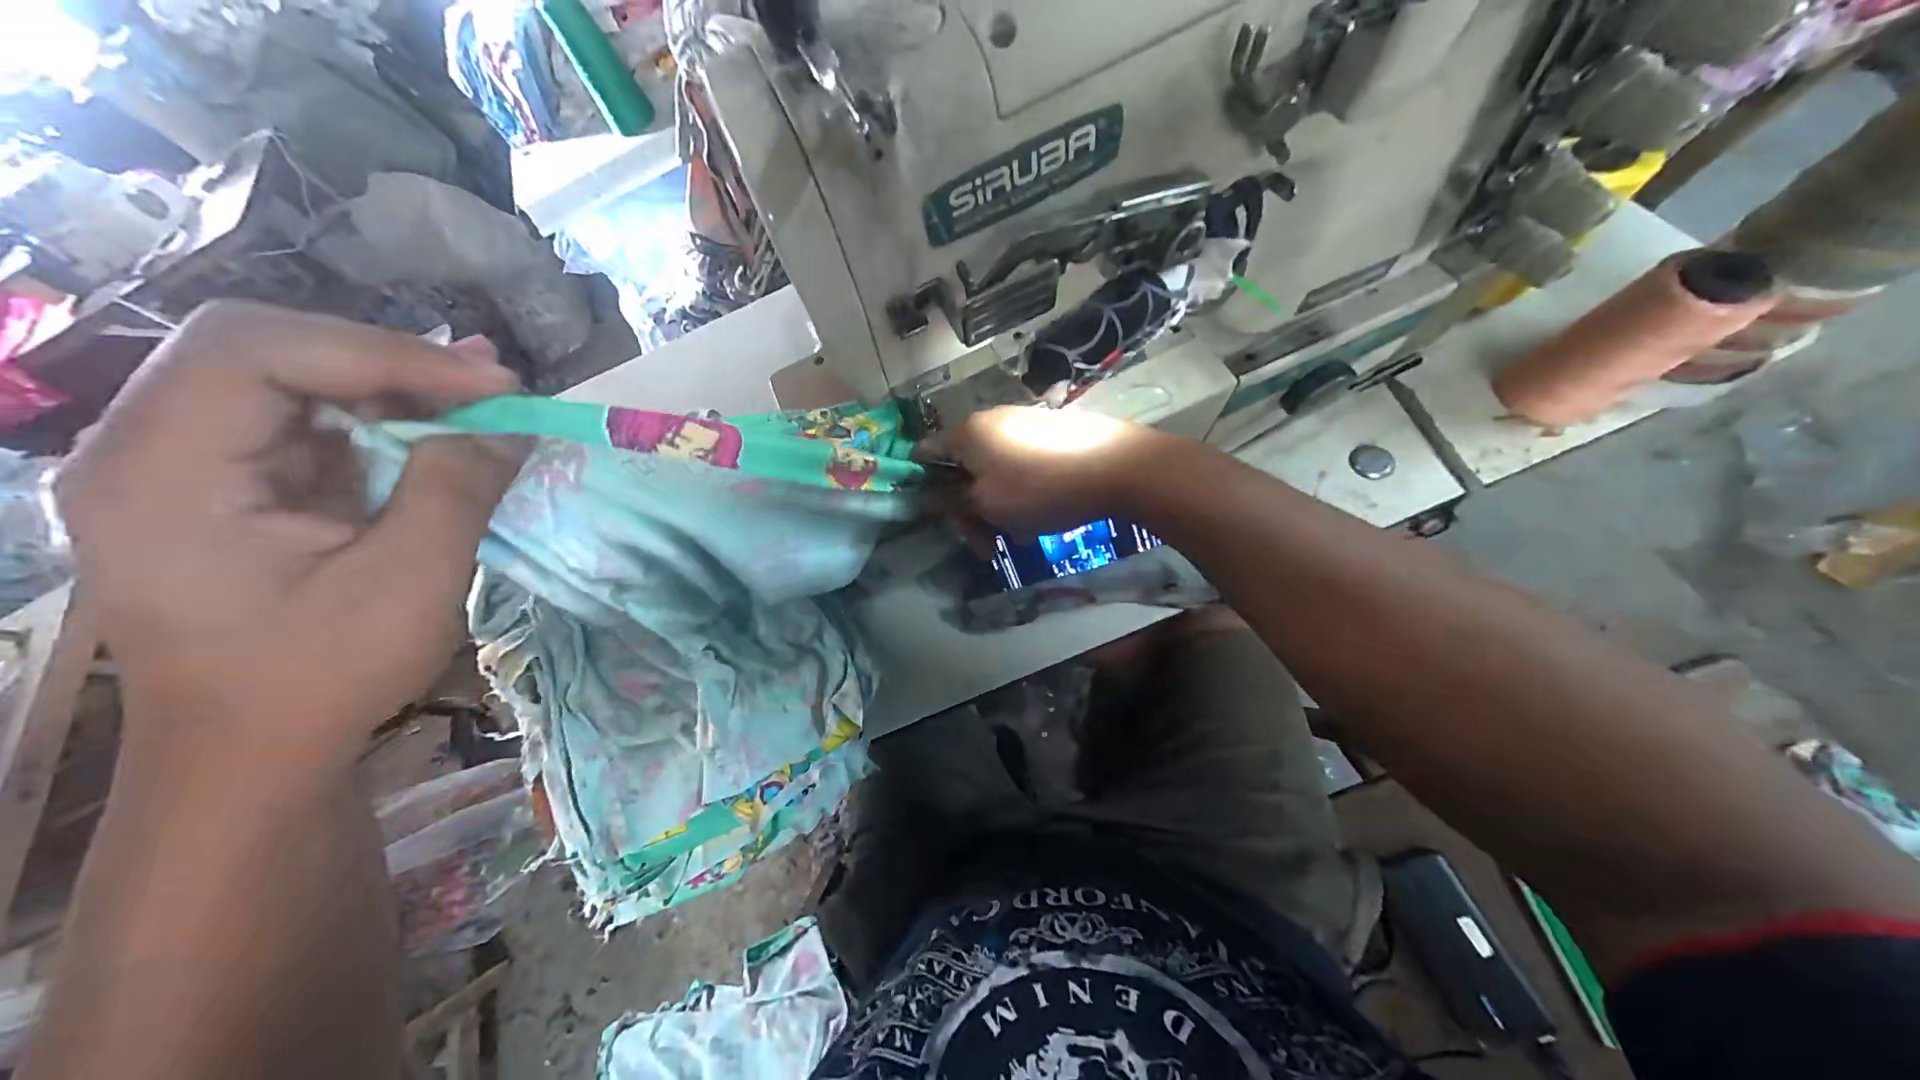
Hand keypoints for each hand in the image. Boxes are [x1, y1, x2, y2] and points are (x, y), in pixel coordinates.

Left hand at [57, 302, 524, 776]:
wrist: (252, 755)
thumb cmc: (320, 680)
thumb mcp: (408, 584)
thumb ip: (457, 489)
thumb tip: (510, 423)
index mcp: (157, 474)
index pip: (254, 352)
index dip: (384, 351)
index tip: (490, 383)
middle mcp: (143, 451)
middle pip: (263, 349)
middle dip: (388, 359)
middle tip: (488, 383)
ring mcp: (177, 466)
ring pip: (288, 378)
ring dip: (391, 384)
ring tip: (479, 395)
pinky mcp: (221, 485)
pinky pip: (303, 422)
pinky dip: (380, 419)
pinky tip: (439, 424)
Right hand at [921, 405, 1192, 535]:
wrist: (1118, 467)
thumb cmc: (1041, 489)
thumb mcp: (987, 504)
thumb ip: (952, 501)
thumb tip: (929, 495)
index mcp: (967, 431)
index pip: (925, 453)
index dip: (925, 488)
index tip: (943, 518)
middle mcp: (992, 420)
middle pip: (963, 469)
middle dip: (970, 510)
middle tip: (986, 546)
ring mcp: (1026, 423)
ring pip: (995, 472)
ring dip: (998, 508)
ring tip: (1019, 536)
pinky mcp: (1054, 433)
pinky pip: (1023, 466)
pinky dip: (1022, 493)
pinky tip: (1040, 518)